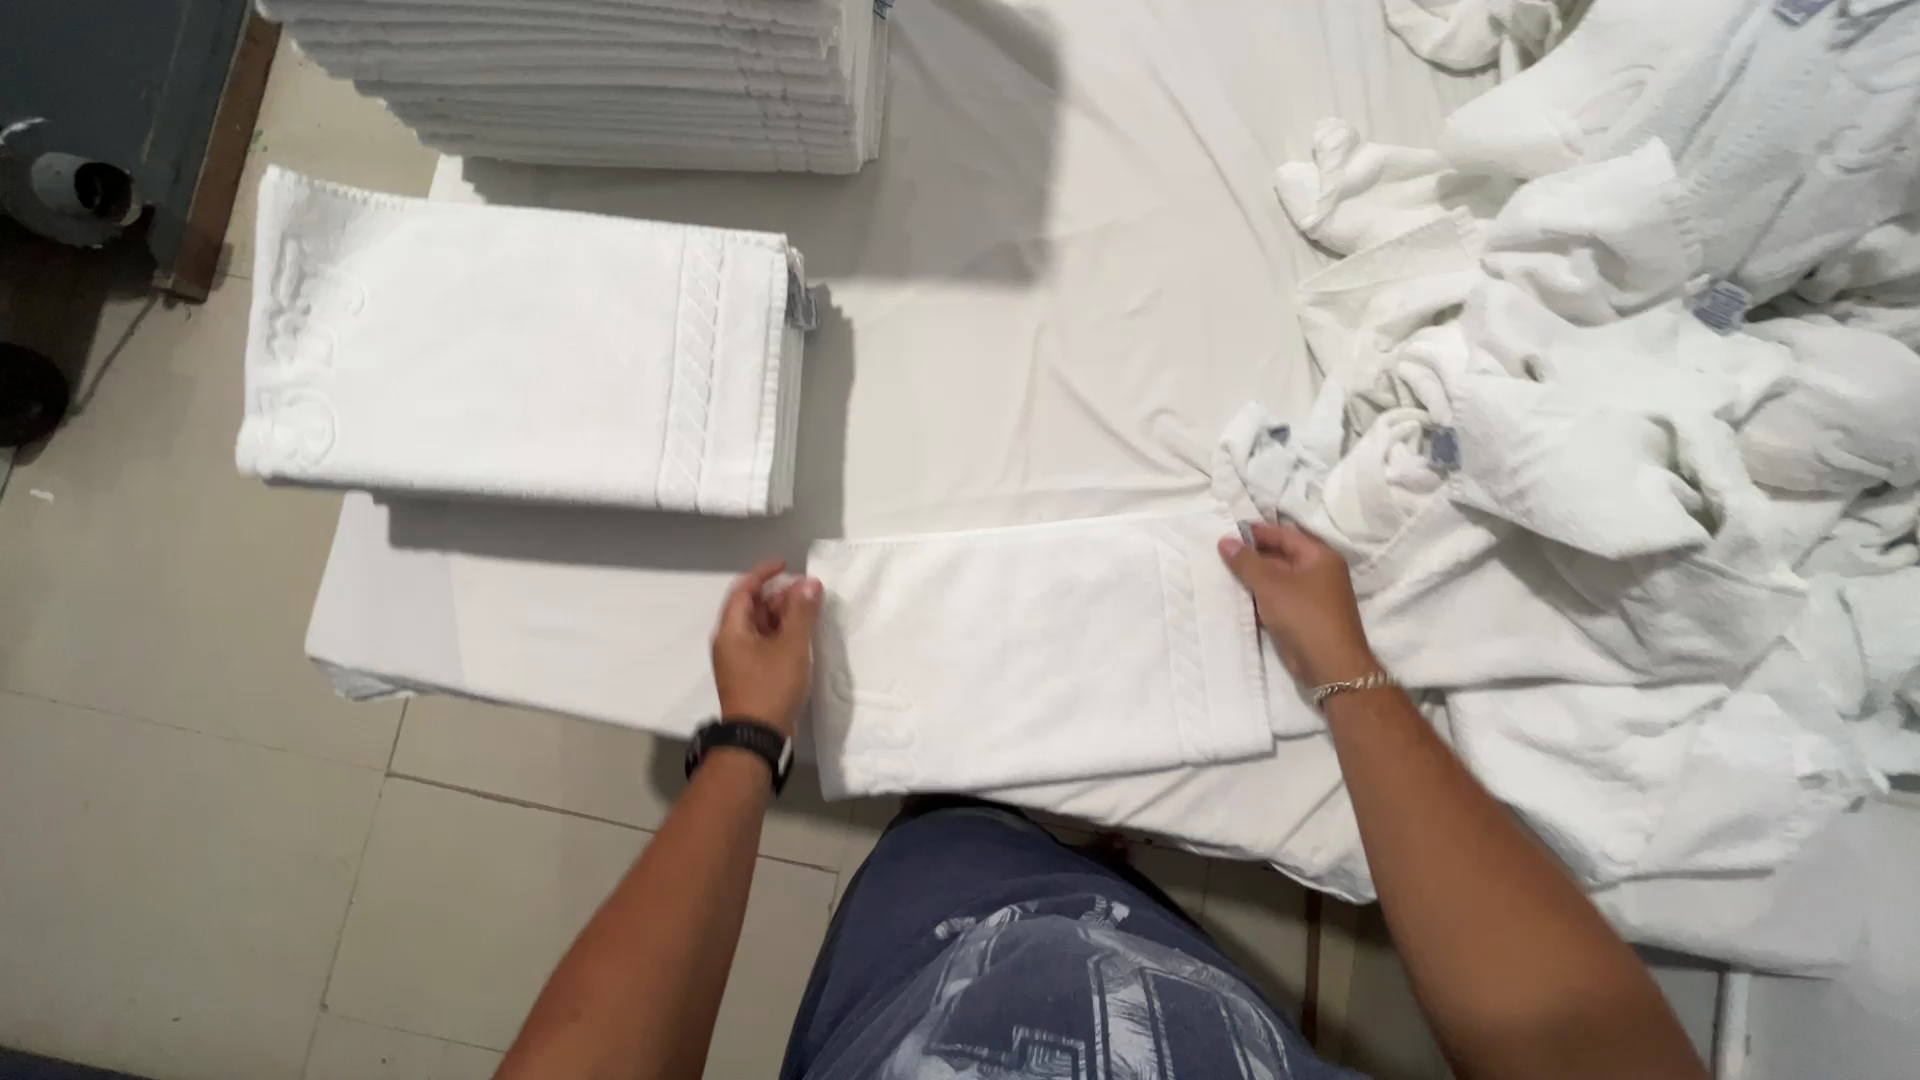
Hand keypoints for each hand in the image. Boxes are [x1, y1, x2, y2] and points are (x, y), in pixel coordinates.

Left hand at [712, 558, 823, 736]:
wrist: (758, 737)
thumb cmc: (771, 687)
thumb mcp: (791, 646)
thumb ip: (802, 612)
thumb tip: (810, 584)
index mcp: (732, 631)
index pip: (743, 591)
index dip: (763, 574)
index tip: (785, 565)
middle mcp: (731, 642)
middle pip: (752, 608)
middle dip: (780, 595)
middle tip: (807, 592)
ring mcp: (740, 661)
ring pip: (761, 627)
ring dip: (783, 615)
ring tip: (810, 611)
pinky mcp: (751, 676)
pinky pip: (765, 644)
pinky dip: (783, 634)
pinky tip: (803, 637)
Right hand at [1219, 521, 1376, 687]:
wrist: (1329, 664)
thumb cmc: (1303, 615)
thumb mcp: (1270, 584)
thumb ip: (1246, 562)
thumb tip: (1225, 541)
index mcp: (1320, 557)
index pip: (1285, 535)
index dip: (1257, 531)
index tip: (1229, 531)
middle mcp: (1319, 572)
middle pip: (1281, 556)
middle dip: (1252, 555)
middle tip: (1221, 553)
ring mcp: (1312, 596)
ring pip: (1277, 579)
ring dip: (1253, 577)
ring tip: (1222, 573)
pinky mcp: (1303, 616)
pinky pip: (1277, 598)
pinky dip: (1259, 597)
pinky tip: (1237, 598)